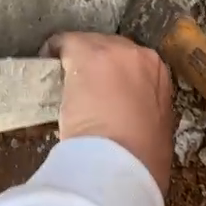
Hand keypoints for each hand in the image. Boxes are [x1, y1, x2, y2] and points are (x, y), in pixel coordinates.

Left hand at [45, 33, 174, 192]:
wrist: (120, 162)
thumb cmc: (143, 157)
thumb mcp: (158, 132)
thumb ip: (148, 114)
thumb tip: (137, 118)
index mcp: (160, 74)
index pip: (135, 65)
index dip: (118, 78)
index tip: (105, 93)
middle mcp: (139, 56)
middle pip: (112, 50)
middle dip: (99, 67)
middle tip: (84, 89)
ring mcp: (112, 52)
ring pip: (90, 45)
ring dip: (78, 61)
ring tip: (64, 81)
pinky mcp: (84, 53)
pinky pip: (65, 42)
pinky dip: (54, 50)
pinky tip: (45, 63)